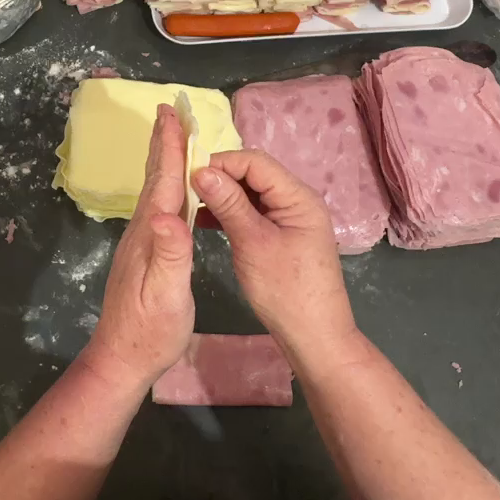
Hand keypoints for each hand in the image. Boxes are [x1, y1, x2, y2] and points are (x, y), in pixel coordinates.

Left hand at [82, 105, 194, 393]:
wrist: (121, 358)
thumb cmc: (150, 331)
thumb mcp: (166, 296)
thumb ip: (170, 256)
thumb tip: (168, 215)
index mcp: (151, 234)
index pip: (163, 182)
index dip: (169, 147)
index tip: (172, 114)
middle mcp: (143, 230)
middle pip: (154, 178)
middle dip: (162, 143)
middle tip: (168, 111)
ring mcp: (141, 242)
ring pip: (154, 190)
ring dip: (162, 160)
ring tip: (171, 139)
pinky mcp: (144, 253)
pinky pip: (158, 206)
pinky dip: (165, 185)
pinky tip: (171, 190)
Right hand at [192, 150, 357, 357]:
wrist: (314, 337)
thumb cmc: (285, 291)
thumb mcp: (252, 243)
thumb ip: (228, 204)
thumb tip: (201, 171)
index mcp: (298, 197)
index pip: (255, 162)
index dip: (221, 162)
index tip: (187, 173)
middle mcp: (296, 200)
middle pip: (253, 174)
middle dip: (219, 176)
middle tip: (184, 186)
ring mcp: (289, 218)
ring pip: (250, 193)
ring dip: (222, 195)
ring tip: (189, 201)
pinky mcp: (280, 234)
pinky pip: (252, 212)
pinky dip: (229, 212)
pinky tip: (204, 219)